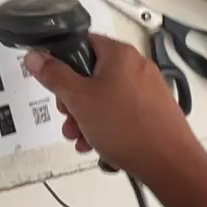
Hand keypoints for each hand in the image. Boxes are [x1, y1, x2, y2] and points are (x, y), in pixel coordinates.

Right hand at [26, 37, 203, 179]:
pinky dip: (105, 123)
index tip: (52, 76)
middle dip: (72, 98)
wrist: (169, 164)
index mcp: (119, 54)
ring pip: (105, 95)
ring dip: (85, 114)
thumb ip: (53, 75)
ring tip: (80, 136)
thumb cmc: (130, 129)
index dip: (61, 60)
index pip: (81, 42)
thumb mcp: (78, 99)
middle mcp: (136, 66)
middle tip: (67, 114)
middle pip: (91, 72)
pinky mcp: (153, 109)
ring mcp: (148, 88)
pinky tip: (96, 142)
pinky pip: (121, 110)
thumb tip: (36, 58)